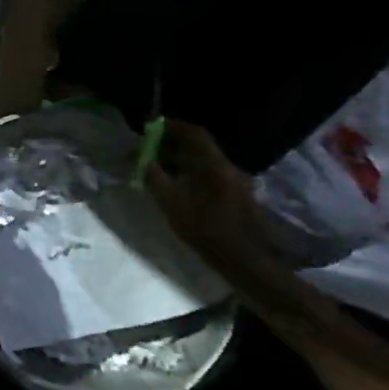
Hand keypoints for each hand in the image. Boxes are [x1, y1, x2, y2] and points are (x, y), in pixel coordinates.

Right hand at [141, 120, 266, 263]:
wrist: (246, 262)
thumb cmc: (207, 231)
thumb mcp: (172, 205)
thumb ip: (155, 179)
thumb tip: (143, 161)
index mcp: (214, 165)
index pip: (194, 134)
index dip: (172, 127)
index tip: (152, 128)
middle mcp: (228, 167)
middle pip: (199, 146)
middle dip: (173, 144)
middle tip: (150, 149)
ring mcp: (235, 182)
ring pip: (204, 161)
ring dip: (181, 160)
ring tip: (159, 168)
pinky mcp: (237, 196)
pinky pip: (210, 174)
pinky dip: (191, 173)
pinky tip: (178, 187)